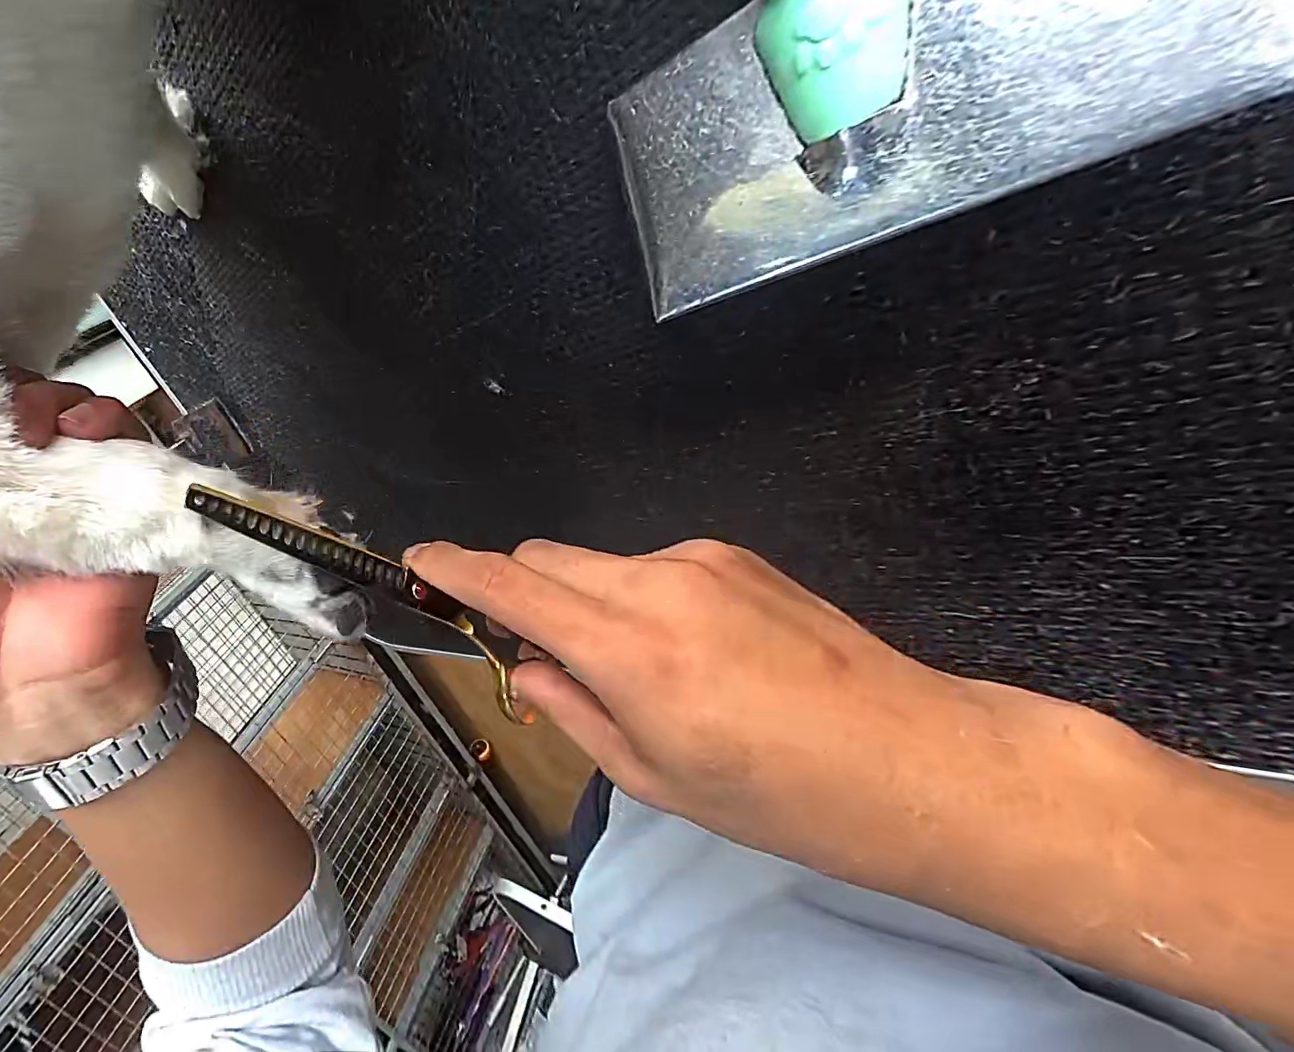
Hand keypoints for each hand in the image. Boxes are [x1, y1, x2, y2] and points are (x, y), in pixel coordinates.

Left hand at [0, 377, 165, 765]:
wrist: (31, 686)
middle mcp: (17, 474)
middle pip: (16, 395)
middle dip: (2, 387)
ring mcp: (72, 481)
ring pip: (71, 405)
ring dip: (53, 398)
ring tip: (36, 425)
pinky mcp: (121, 492)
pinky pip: (125, 435)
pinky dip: (106, 420)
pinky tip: (81, 431)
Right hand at [408, 539, 1293, 1029]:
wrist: (933, 766)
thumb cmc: (783, 798)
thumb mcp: (653, 778)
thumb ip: (569, 708)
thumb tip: (521, 667)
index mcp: (630, 652)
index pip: (512, 586)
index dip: (454, 568)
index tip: (418, 559)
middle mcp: (656, 585)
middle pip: (543, 555)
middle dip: (517, 588)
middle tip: (534, 646)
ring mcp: (698, 560)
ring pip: (590, 560)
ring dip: (576, 597)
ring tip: (630, 663)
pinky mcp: (731, 555)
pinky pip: (643, 564)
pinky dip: (628, 595)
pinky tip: (683, 646)